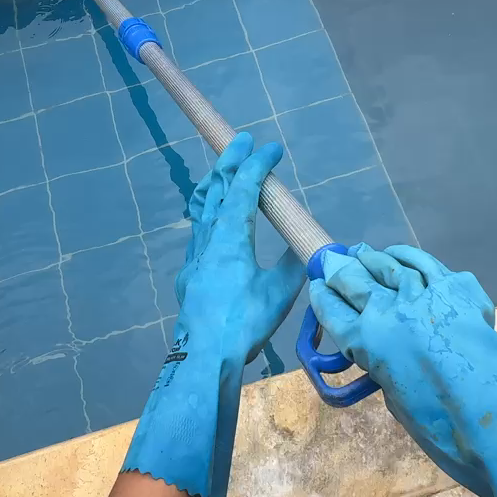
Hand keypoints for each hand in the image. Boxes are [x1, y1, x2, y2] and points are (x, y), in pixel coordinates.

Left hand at [121, 133, 303, 496]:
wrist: (203, 356)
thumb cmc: (244, 323)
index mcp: (230, 237)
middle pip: (216, 189)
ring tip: (223, 169)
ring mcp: (195, 254)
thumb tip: (306, 246)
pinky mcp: (190, 271)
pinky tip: (216, 221)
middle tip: (242, 139)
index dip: (258, 165)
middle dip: (229, 161)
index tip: (272, 148)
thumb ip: (293, 264)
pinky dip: (208, 211)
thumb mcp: (279, 293)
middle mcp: (209, 238)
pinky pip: (199, 228)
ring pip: (201, 207)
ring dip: (214, 184)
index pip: (244, 190)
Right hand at [305, 243, 496, 496]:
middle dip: (337, 267)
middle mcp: (386, 311)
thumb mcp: (396, 400)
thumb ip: (385, 368)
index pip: (331, 310)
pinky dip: (409, 256)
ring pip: (388, 264)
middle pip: (353, 278)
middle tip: (331, 258)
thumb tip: (389, 353)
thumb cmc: (443, 430)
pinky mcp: (455, 288)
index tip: (317, 284)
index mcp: (367, 343)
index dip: (321, 295)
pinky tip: (402, 255)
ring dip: (371, 258)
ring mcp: (421, 295)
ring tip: (363, 252)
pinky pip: (426, 262)